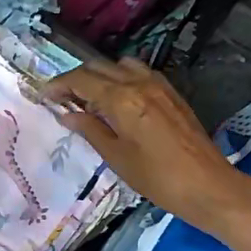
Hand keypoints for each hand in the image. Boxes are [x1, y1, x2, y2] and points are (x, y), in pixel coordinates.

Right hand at [42, 57, 250, 232]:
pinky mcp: (171, 92)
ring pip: (119, 65)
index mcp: (121, 99)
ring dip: (99, 75)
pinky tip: (118, 100)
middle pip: (98, 67)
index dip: (58, 85)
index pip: (81, 80)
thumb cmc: (157, 177)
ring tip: (89, 98)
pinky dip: (120, 78)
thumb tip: (66, 114)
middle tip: (61, 98)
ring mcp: (158, 85)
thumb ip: (90, 130)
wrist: (207, 185)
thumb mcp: (116, 157)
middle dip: (76, 78)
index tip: (43, 95)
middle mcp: (139, 83)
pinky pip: (138, 73)